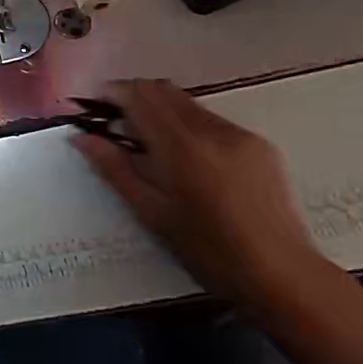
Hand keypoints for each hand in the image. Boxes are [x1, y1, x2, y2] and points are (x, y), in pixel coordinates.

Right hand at [72, 80, 321, 301]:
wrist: (280, 272)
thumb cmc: (207, 251)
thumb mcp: (152, 213)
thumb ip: (115, 169)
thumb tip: (82, 138)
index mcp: (182, 146)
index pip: (141, 96)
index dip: (114, 92)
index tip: (97, 102)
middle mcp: (212, 129)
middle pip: (165, 91)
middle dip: (136, 97)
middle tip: (117, 123)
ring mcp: (240, 133)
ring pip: (190, 105)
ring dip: (163, 112)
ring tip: (151, 146)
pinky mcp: (259, 144)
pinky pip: (213, 122)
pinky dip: (190, 128)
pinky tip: (189, 162)